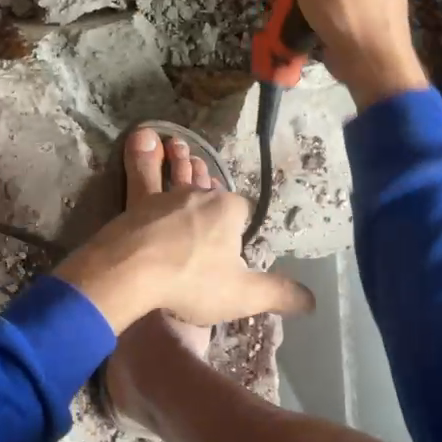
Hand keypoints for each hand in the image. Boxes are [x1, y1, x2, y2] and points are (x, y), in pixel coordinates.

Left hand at [54, 132, 313, 333]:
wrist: (129, 269)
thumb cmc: (192, 280)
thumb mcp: (243, 295)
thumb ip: (278, 294)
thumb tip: (311, 299)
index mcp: (227, 210)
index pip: (243, 207)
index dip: (243, 220)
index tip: (240, 234)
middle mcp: (197, 195)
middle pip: (208, 188)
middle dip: (209, 182)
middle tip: (205, 172)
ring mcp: (163, 196)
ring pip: (177, 178)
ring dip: (179, 164)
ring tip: (175, 146)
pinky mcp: (135, 202)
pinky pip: (144, 176)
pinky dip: (145, 160)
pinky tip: (140, 142)